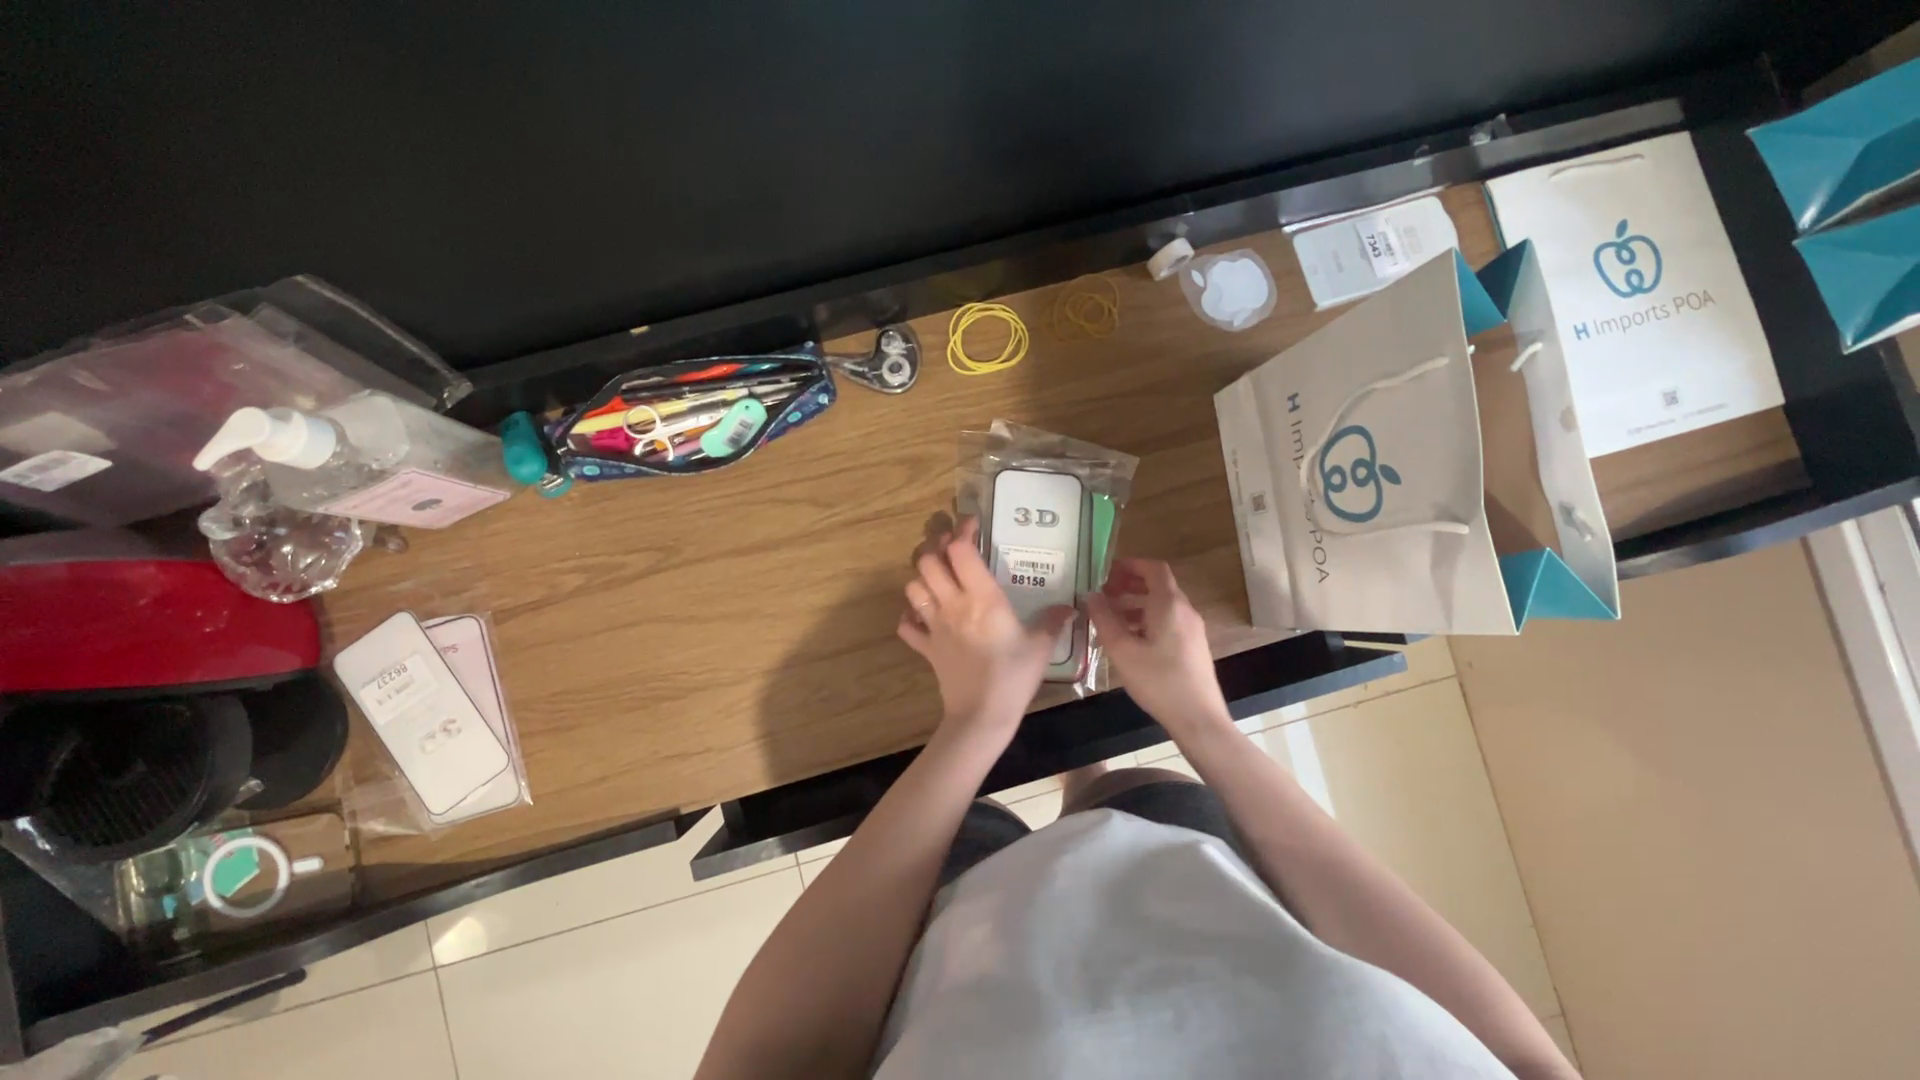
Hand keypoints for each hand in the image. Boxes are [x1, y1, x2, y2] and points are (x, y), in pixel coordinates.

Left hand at [898, 518, 1073, 738]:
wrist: (982, 715)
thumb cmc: (1014, 677)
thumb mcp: (1041, 647)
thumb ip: (1053, 621)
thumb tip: (1071, 607)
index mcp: (982, 598)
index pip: (960, 551)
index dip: (961, 532)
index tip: (971, 525)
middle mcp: (953, 605)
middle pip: (927, 562)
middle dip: (934, 548)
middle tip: (949, 547)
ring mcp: (935, 627)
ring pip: (912, 588)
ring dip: (920, 577)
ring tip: (936, 577)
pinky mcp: (925, 648)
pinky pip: (907, 625)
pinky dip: (910, 616)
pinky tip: (921, 615)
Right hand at [1086, 558, 1230, 732]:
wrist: (1198, 718)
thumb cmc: (1158, 681)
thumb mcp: (1122, 650)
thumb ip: (1104, 620)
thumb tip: (1091, 596)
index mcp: (1169, 605)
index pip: (1154, 569)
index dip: (1130, 565)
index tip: (1106, 572)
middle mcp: (1185, 611)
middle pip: (1158, 586)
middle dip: (1129, 585)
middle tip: (1103, 595)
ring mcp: (1192, 629)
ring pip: (1162, 606)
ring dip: (1136, 605)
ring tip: (1110, 619)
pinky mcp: (1193, 646)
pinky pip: (1168, 622)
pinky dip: (1147, 620)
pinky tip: (1130, 641)